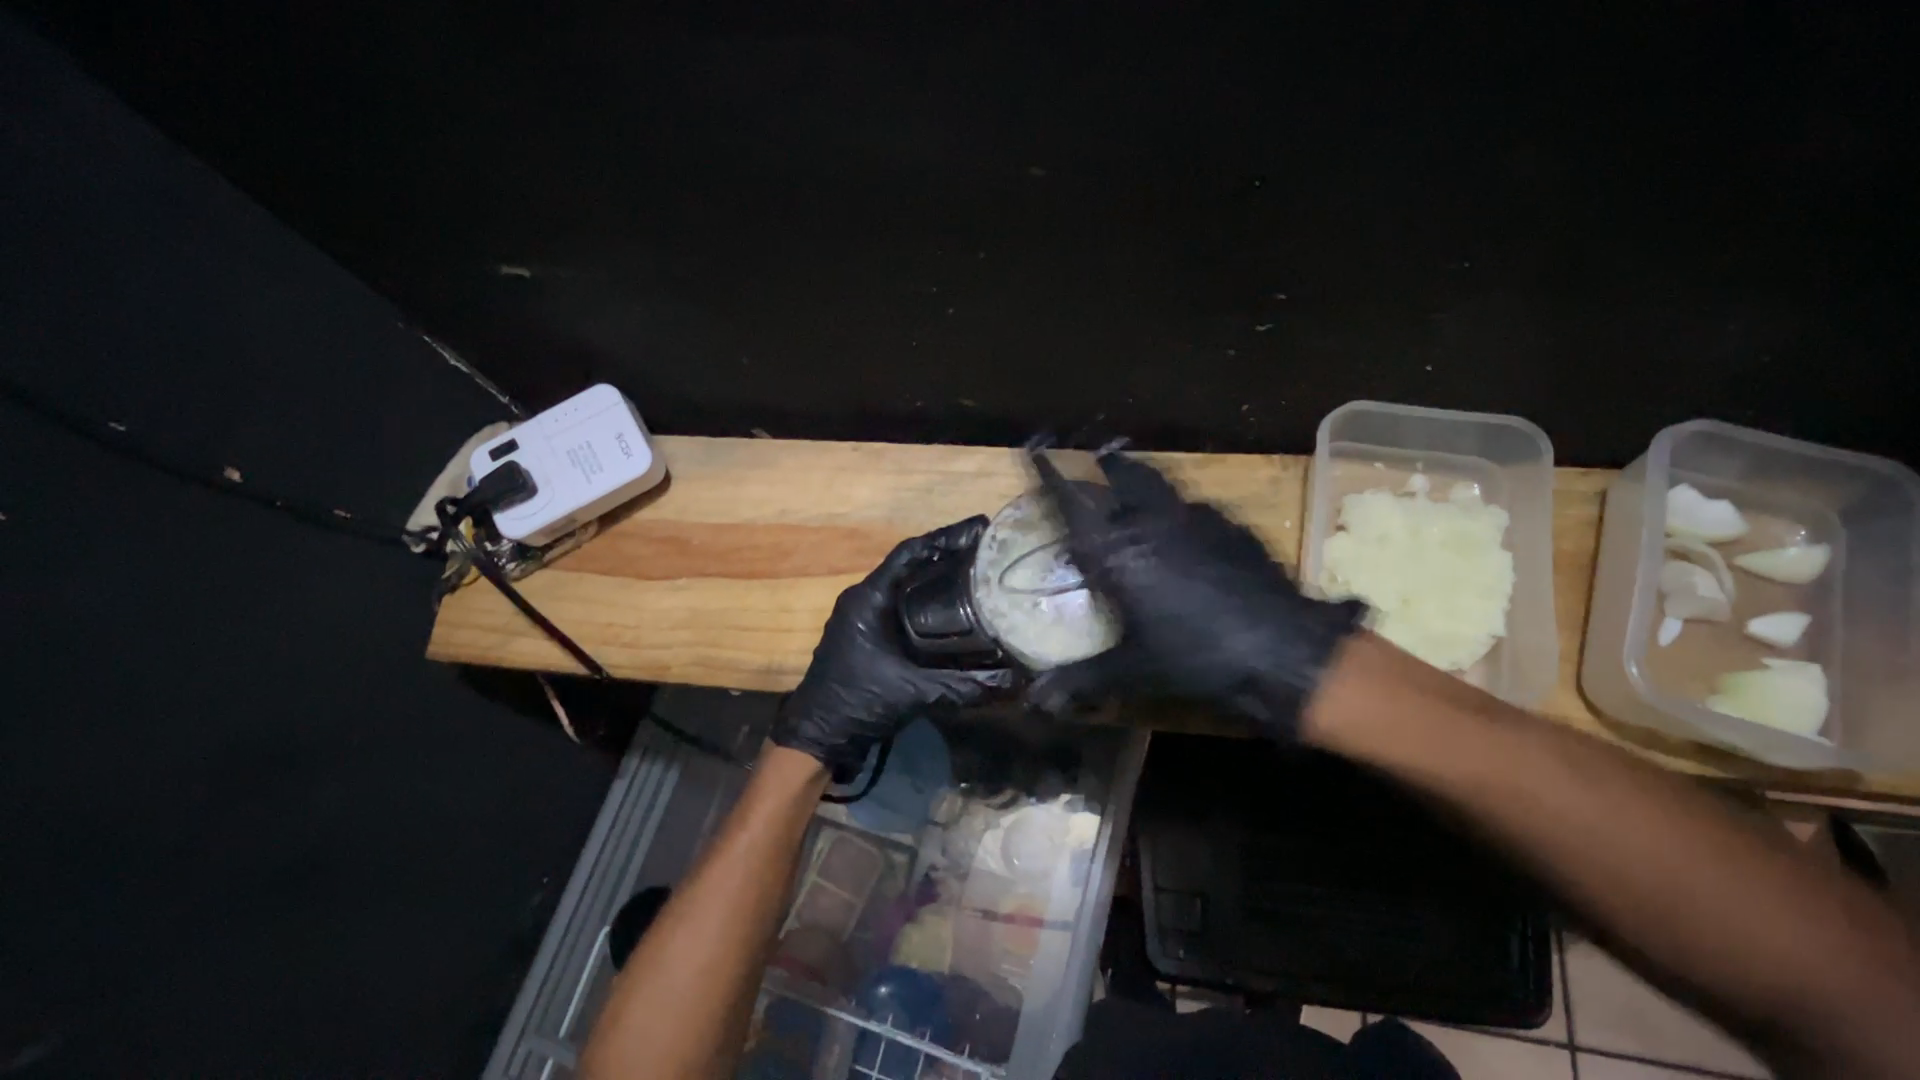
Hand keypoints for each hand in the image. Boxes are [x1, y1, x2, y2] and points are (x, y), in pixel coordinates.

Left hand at [773, 517, 1015, 779]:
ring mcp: (862, 618)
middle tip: (987, 553)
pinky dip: (926, 605)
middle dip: (947, 557)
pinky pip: (901, 608)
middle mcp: (863, 600)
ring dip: (936, 580)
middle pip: (910, 566)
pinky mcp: (866, 637)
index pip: (910, 552)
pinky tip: (954, 613)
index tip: (979, 530)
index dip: (945, 538)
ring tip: (976, 576)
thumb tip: (1014, 681)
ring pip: (905, 587)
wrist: (819, 735)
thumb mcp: (914, 692)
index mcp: (869, 599)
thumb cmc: (858, 702)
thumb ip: (963, 685)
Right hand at [1025, 448, 1364, 739]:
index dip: (1050, 475)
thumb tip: (1036, 700)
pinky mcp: (1232, 528)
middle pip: (1121, 477)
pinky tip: (1183, 530)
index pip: (1073, 502)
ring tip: (1131, 485)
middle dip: (1102, 467)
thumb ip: (1083, 678)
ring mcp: (1197, 520)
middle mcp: (1152, 523)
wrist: (1281, 649)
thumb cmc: (1196, 657)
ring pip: (1159, 485)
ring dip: (1140, 481)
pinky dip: (1177, 510)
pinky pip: (1194, 507)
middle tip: (1092, 464)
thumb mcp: (1133, 670)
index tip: (1036, 452)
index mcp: (1118, 550)